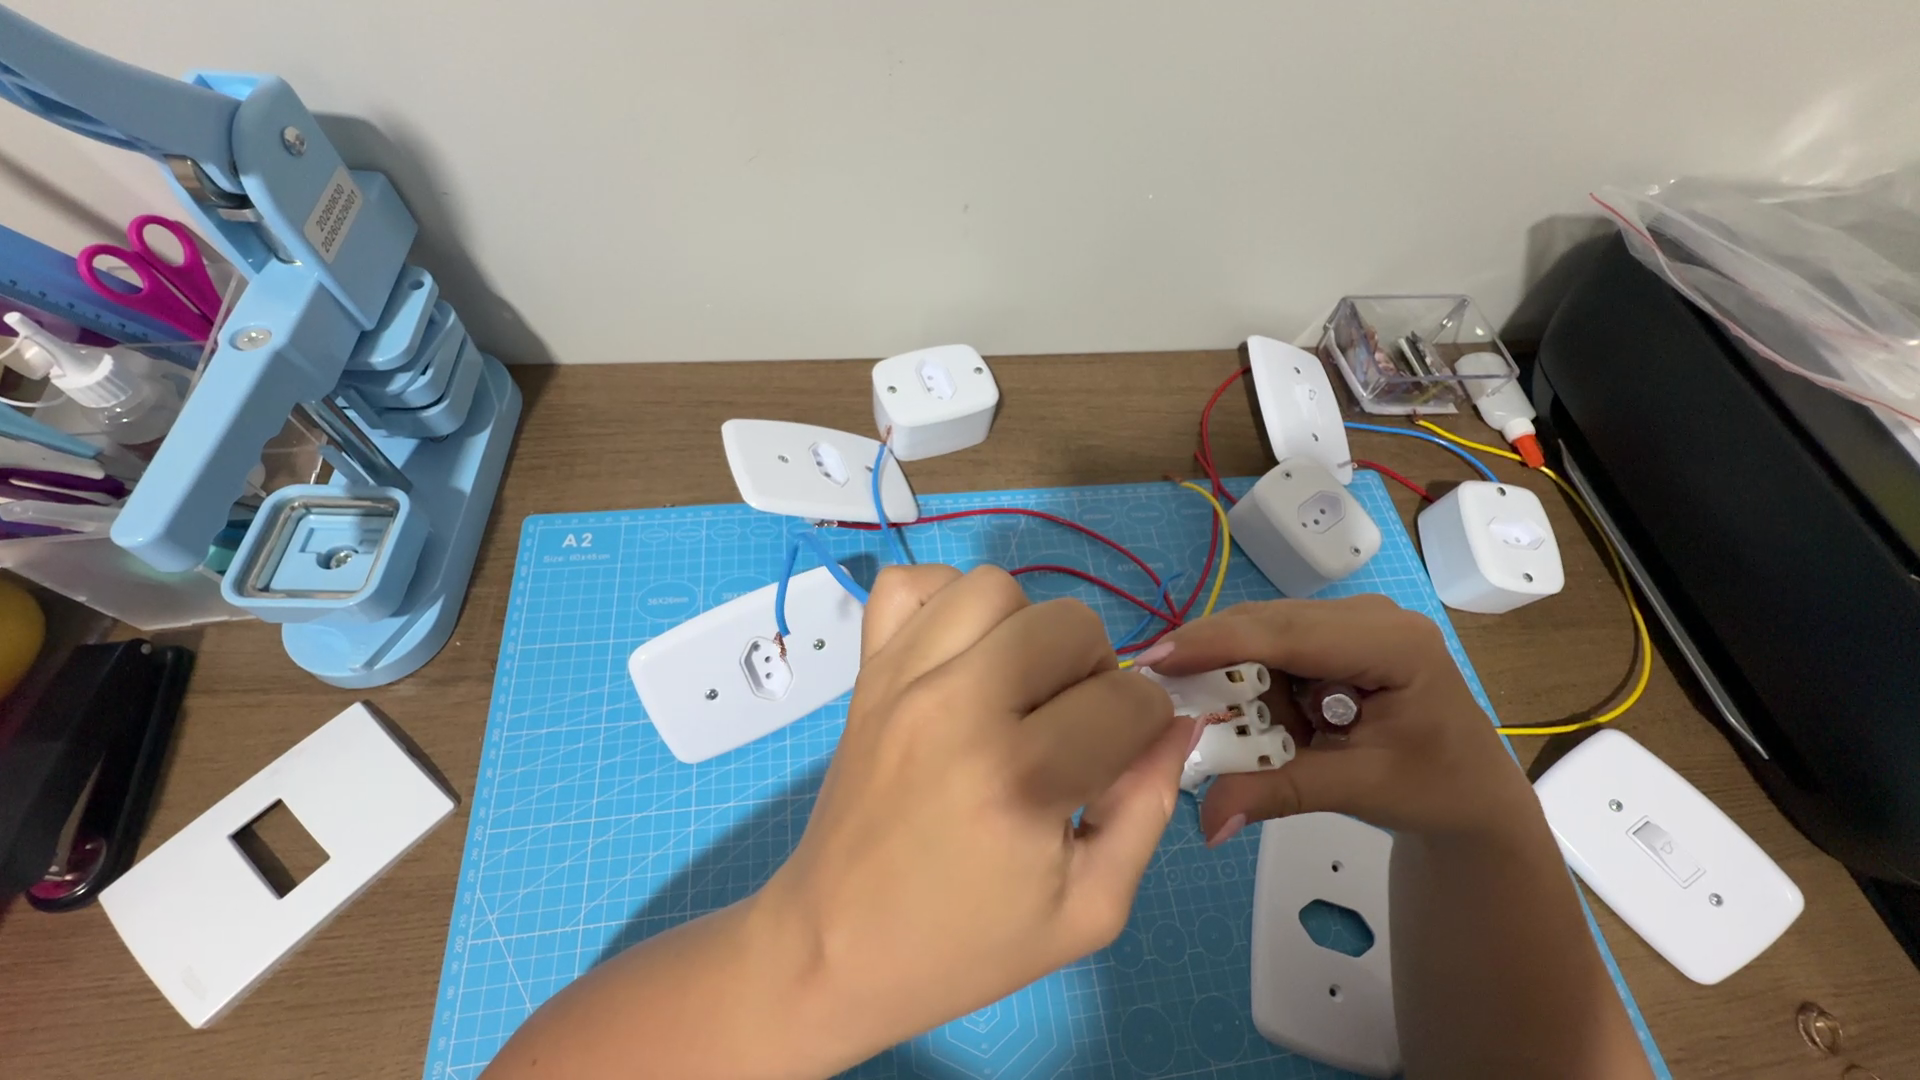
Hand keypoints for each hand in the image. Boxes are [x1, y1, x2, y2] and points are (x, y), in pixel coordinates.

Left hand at [754, 565, 1197, 1064]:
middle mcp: (959, 707)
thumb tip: (1176, 719)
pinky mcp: (866, 671)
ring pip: (996, 587)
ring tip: (1016, 686)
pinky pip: (908, 585)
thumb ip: (1149, 805)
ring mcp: (903, 678)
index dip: (1148, 723)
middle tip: (1072, 724)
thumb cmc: (967, 944)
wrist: (836, 945)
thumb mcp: (1090, 908)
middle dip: (1096, 670)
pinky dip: (944, 601)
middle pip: (1070, 623)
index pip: (1128, 699)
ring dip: (1027, 629)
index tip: (1122, 756)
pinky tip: (960, 654)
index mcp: (1021, 779)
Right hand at [1141, 595, 1535, 845]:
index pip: (1289, 634)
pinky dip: (1249, 675)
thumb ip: (1279, 794)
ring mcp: (1351, 621)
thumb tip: (1206, 822)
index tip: (1157, 660)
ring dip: (1229, 668)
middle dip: (1209, 652)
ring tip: (1200, 707)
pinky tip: (1243, 707)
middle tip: (1155, 681)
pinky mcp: (1335, 636)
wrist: (1473, 793)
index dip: (1218, 643)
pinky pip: (1272, 644)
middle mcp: (1369, 617)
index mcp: (1392, 644)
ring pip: (1263, 629)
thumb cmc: (1434, 790)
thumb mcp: (1357, 789)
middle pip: (1267, 622)